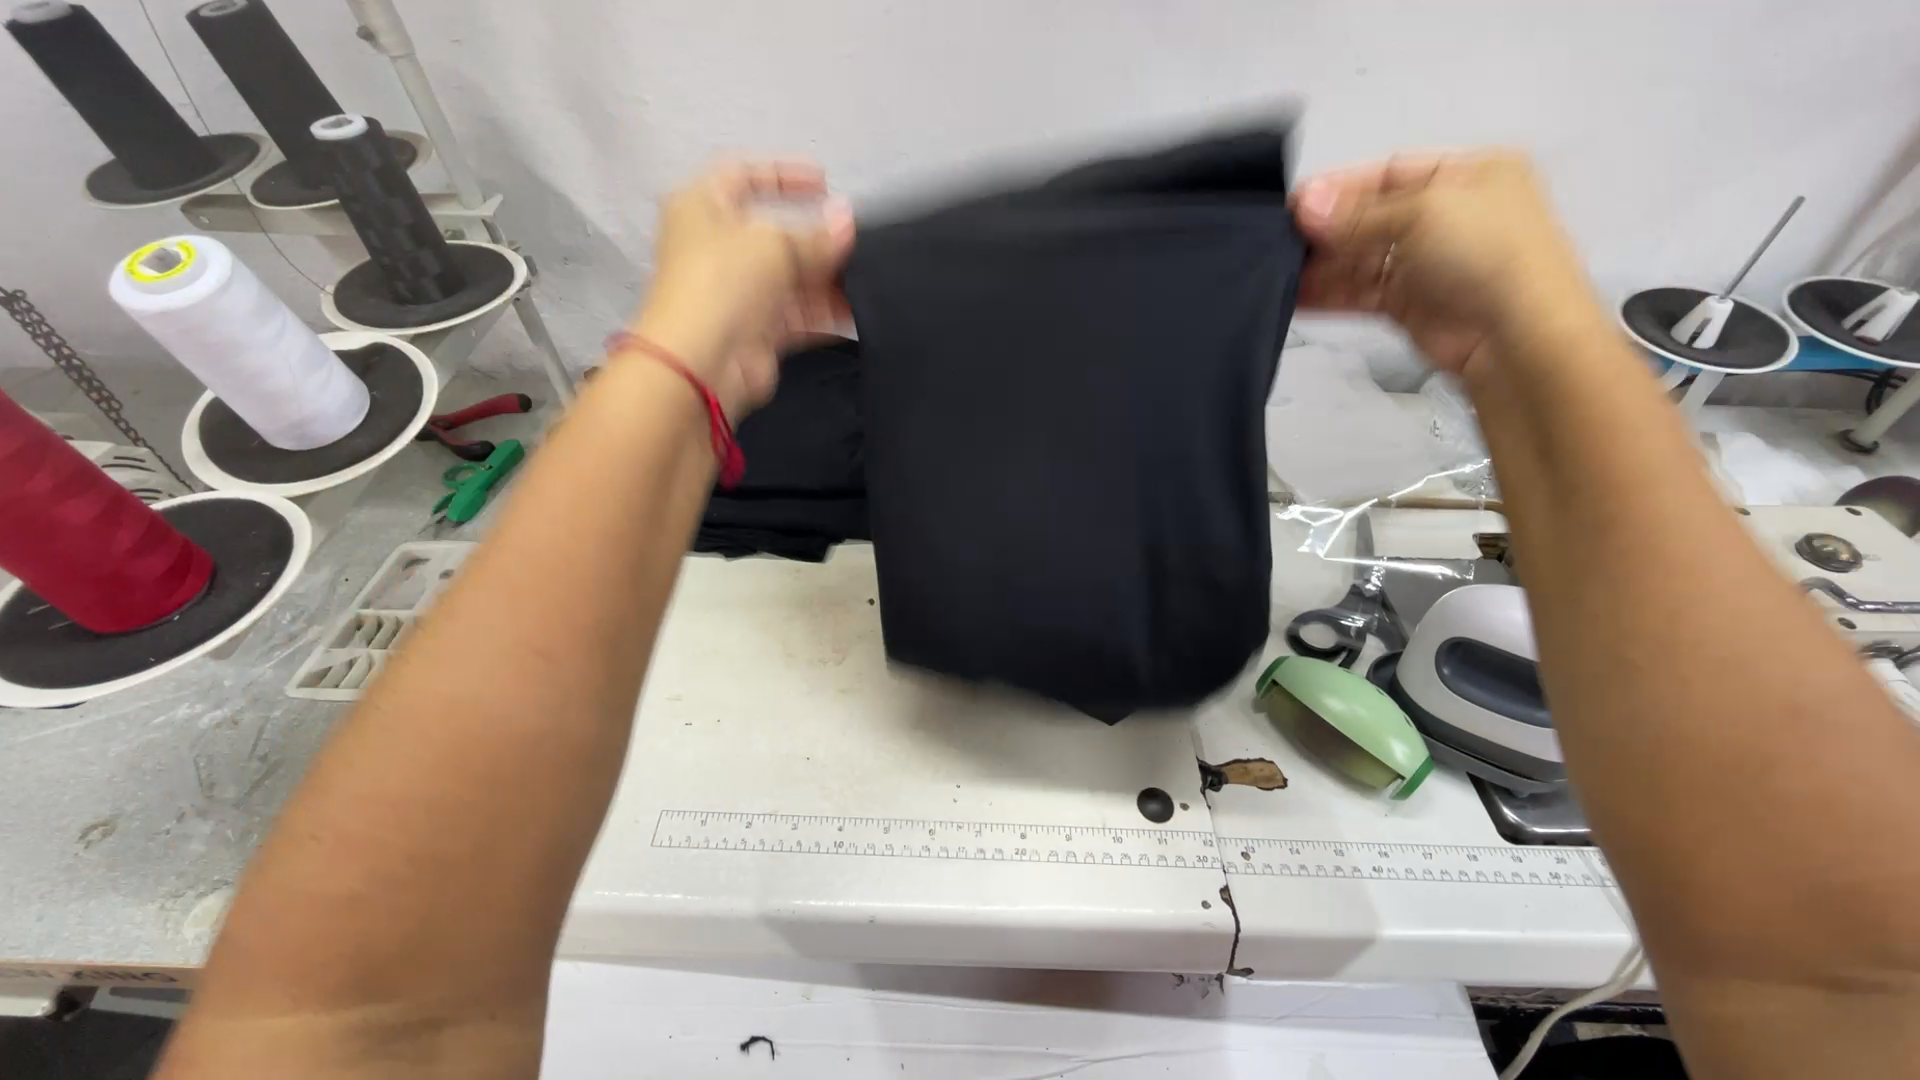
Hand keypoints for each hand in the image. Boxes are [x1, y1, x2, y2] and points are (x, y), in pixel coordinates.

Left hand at [629, 162, 854, 415]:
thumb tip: (845, 221)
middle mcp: (717, 248)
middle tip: (853, 237)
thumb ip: (816, 234)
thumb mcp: (773, 243)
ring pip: (790, 277)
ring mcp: (737, 291)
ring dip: (826, 277)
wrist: (703, 361)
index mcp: (702, 207)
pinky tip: (853, 310)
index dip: (784, 174)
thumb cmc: (719, 286)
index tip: (823, 181)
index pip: (744, 175)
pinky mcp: (755, 330)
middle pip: (775, 232)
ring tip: (862, 275)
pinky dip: (824, 312)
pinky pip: (797, 315)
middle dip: (816, 236)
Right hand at [1291, 151, 1602, 374]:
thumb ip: (1357, 214)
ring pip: (1362, 258)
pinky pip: (1361, 293)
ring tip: (1283, 270)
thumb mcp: (1425, 213)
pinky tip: (1299, 295)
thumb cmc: (1491, 255)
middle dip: (1328, 229)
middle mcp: (1447, 216)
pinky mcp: (1410, 303)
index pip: (1389, 173)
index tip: (1298, 204)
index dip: (1342, 188)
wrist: (1517, 336)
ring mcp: (1428, 262)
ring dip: (1323, 264)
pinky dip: (1330, 294)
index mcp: (1466, 175)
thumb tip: (1306, 205)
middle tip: (1284, 239)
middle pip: (1370, 217)